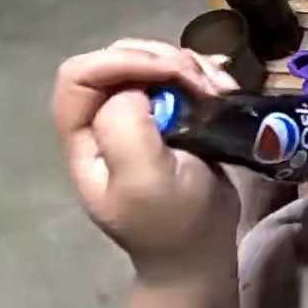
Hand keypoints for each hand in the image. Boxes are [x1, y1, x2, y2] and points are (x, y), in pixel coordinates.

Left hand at [52, 40, 241, 280]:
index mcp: (85, 135)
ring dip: (191, 65)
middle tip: (203, 84)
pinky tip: (225, 88)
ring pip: (154, 60)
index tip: (173, 75)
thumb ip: (126, 128)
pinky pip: (181, 74)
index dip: (124, 62)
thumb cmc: (172, 221)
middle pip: (120, 58)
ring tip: (220, 90)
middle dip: (164, 60)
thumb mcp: (144, 181)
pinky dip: (205, 72)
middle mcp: (105, 117)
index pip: (82, 74)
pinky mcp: (172, 113)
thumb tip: (137, 87)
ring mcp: (140, 113)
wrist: (203, 249)